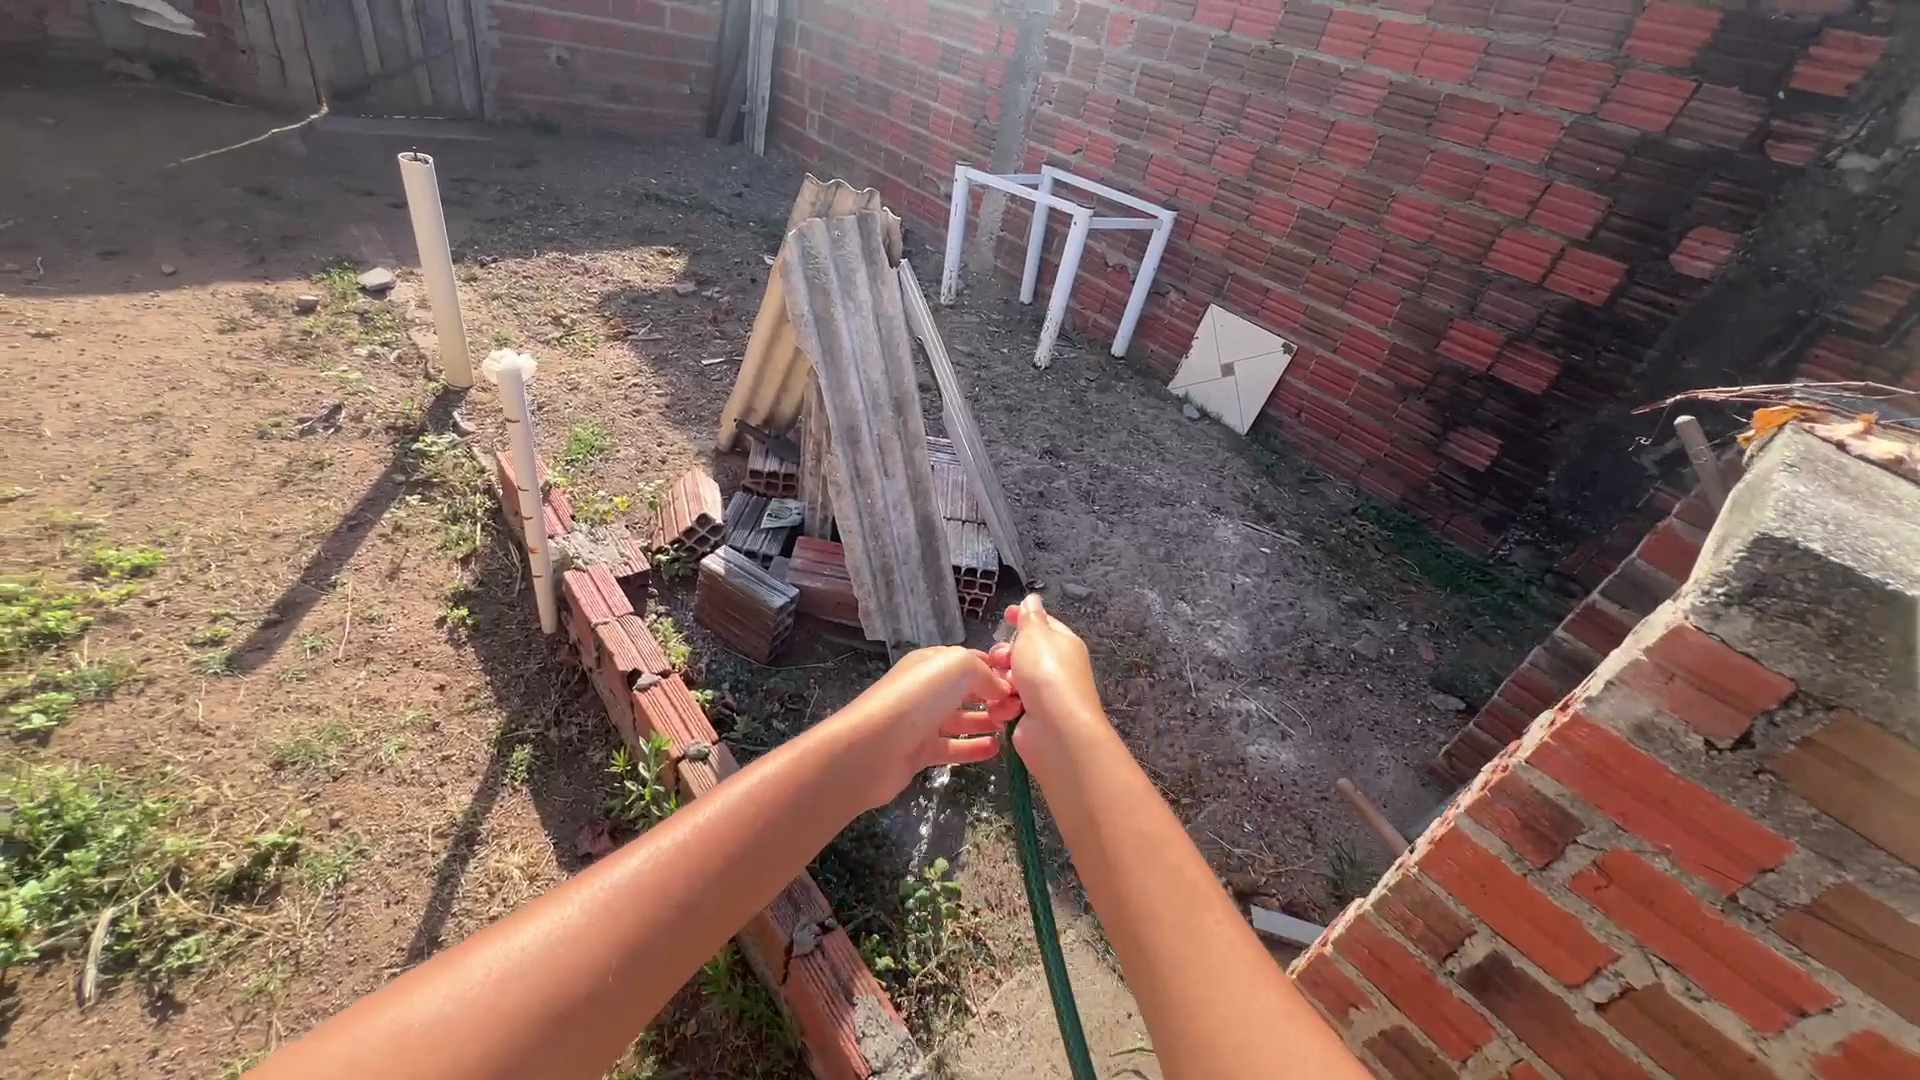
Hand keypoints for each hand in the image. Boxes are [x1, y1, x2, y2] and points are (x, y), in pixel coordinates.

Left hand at [836, 646, 1020, 807]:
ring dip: (986, 720)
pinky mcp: (919, 752)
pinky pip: (952, 747)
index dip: (996, 668)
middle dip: (994, 695)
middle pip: (966, 690)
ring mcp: (921, 721)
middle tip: (1020, 708)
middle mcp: (926, 689)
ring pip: (960, 718)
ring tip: (1011, 726)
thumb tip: (999, 688)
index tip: (1023, 683)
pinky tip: (995, 749)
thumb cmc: (916, 699)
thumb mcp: (957, 667)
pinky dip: (973, 747)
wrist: (871, 748)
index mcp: (932, 663)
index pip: (970, 660)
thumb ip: (984, 672)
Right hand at [989, 595, 1113, 775]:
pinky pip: (1004, 703)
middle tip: (1003, 660)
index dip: (1023, 617)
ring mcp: (1041, 694)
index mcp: (1062, 643)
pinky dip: (1003, 706)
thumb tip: (1032, 599)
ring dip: (1001, 682)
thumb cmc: (1047, 673)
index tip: (1005, 615)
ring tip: (1006, 688)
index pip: (1042, 624)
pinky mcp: (1027, 717)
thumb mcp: (1036, 635)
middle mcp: (1054, 668)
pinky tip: (1008, 709)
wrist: (1056, 728)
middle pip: (1018, 652)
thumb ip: (1030, 617)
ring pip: (1006, 679)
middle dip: (1004, 655)